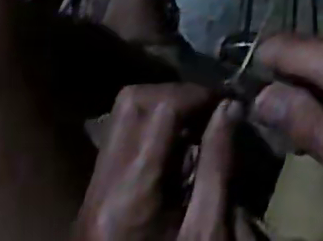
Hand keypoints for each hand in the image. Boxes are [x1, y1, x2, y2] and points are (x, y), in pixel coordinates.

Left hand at [73, 84, 245, 240]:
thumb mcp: (209, 233)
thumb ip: (219, 164)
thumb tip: (230, 107)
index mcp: (128, 196)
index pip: (159, 109)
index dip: (197, 96)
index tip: (228, 103)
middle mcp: (100, 185)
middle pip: (131, 102)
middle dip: (175, 96)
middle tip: (210, 114)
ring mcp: (92, 191)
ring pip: (123, 117)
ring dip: (163, 112)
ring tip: (197, 136)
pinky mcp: (95, 199)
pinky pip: (122, 143)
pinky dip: (152, 136)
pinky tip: (179, 160)